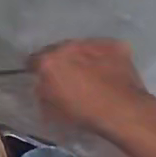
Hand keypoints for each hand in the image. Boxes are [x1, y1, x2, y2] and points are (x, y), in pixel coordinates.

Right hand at [28, 39, 155, 137]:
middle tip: (68, 77)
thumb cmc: (83, 114)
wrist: (122, 110)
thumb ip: (43, 93)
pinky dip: (103, 57)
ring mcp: (93, 42)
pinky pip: (103, 49)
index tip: (43, 78)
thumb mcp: (52, 111)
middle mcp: (68, 46)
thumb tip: (43, 85)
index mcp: (49, 61)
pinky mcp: (115, 45)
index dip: (37, 70)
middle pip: (58, 50)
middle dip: (61, 61)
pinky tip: (109, 71)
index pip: (34, 60)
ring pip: (81, 47)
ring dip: (82, 57)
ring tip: (91, 74)